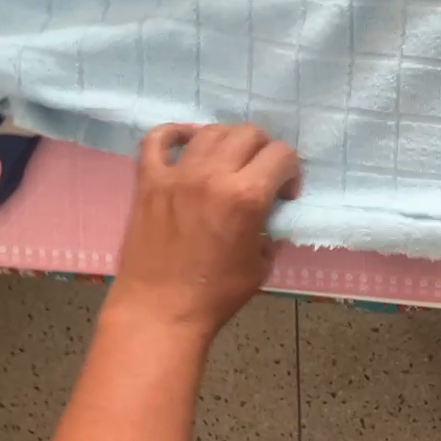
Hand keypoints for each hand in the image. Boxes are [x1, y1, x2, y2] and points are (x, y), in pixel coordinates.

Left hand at [103, 123, 300, 338]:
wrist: (161, 310)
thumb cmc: (217, 293)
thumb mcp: (262, 261)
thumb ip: (270, 227)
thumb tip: (269, 212)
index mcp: (246, 197)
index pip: (282, 155)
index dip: (292, 171)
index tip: (285, 194)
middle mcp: (212, 176)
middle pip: (249, 133)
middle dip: (265, 150)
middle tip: (262, 176)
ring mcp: (176, 175)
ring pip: (211, 131)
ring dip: (230, 141)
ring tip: (231, 162)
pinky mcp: (148, 181)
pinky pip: (158, 138)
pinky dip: (176, 133)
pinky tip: (189, 143)